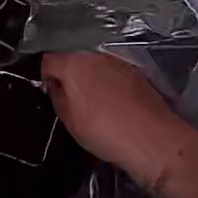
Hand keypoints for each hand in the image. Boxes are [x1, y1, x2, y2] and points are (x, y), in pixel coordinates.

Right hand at [42, 51, 197, 185]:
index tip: (44, 93)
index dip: (43, 77)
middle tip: (68, 104)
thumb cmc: (107, 131)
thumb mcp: (69, 120)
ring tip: (91, 109)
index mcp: (75, 65)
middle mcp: (97, 57)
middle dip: (68, 79)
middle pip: (73, 62)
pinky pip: (112, 76)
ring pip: (94, 68)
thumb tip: (54, 85)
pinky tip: (111, 108)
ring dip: (90, 82)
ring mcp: (119, 64)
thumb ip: (57, 96)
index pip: (48, 62)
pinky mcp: (136, 74)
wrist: (154, 140)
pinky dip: (108, 87)